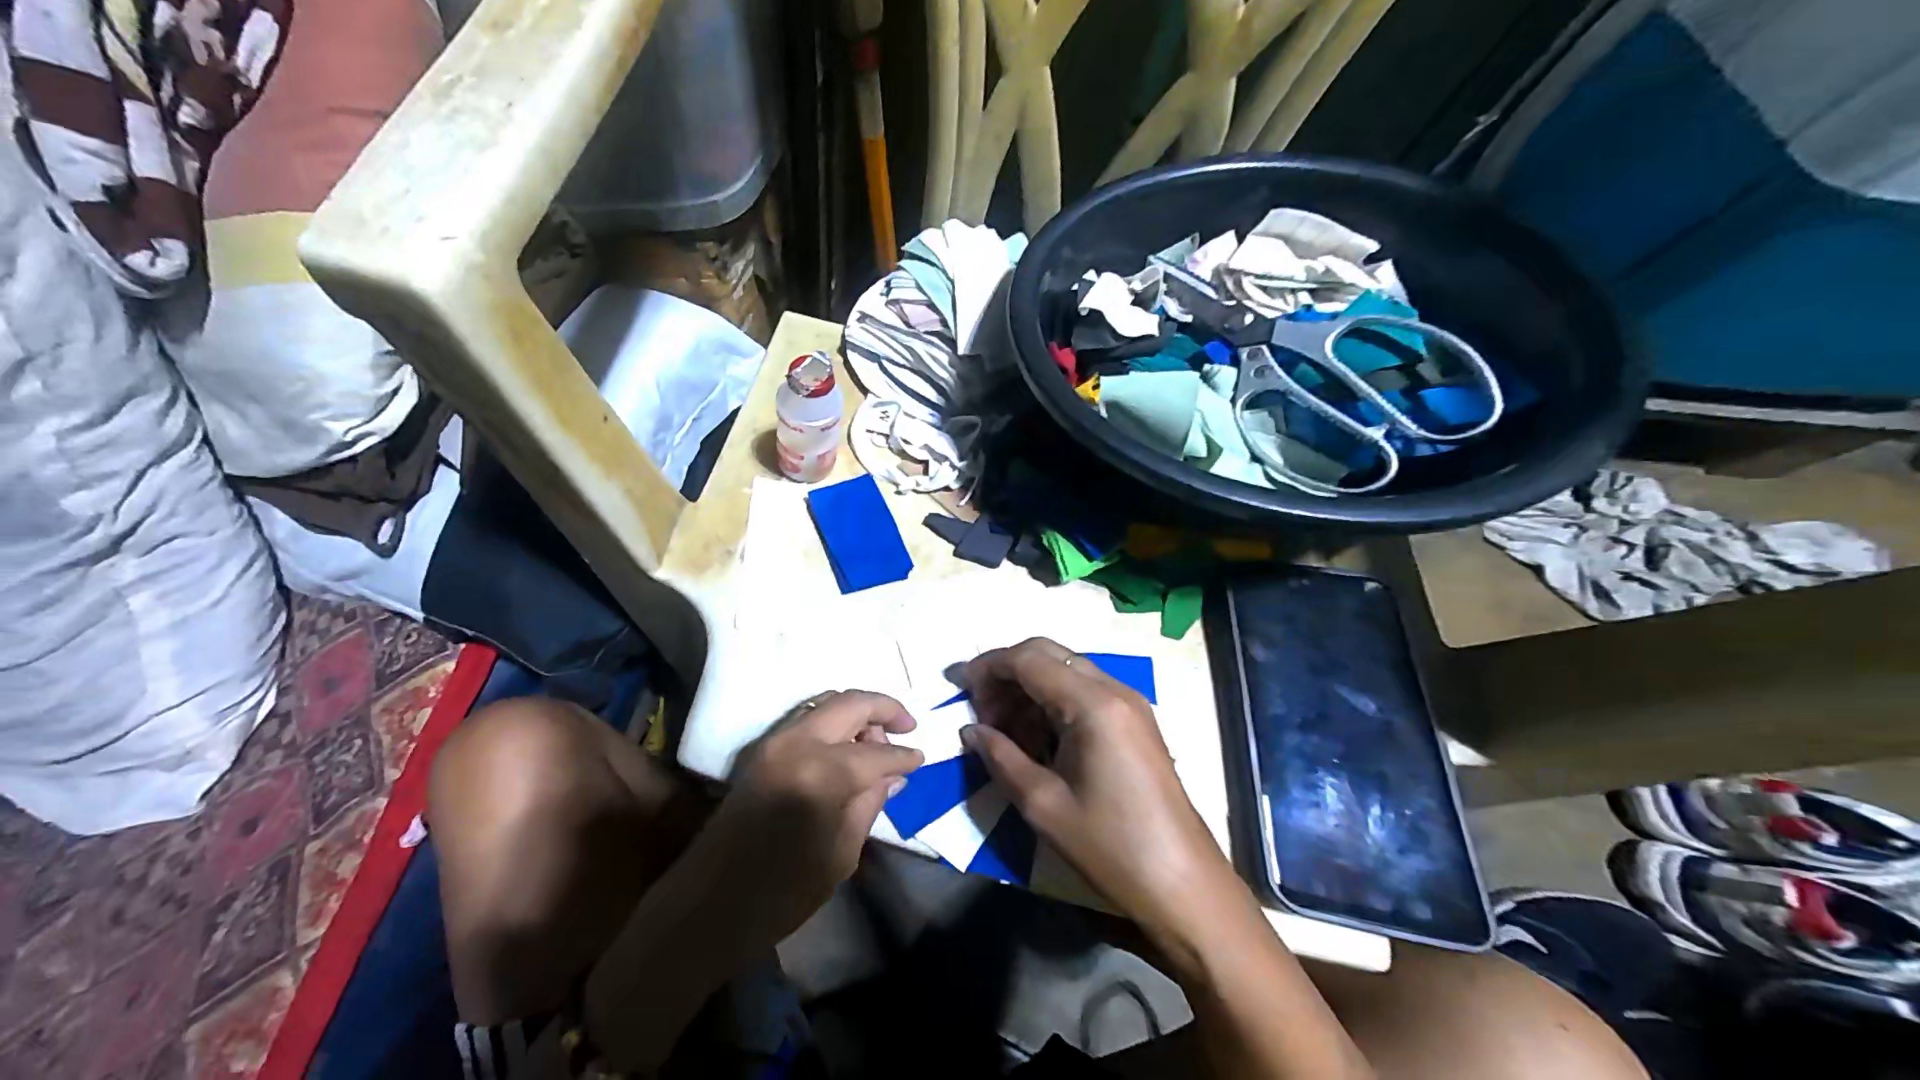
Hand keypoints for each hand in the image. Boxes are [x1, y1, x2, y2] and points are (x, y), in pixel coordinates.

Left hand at [711, 690, 922, 939]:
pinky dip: (832, 721)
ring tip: (877, 740)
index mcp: (820, 774)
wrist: (707, 907)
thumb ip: (869, 803)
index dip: (904, 756)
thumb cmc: (781, 895)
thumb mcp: (840, 855)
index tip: (921, 759)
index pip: (876, 753)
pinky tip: (847, 746)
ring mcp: (773, 743)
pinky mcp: (759, 751)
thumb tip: (893, 775)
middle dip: (884, 709)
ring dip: (856, 712)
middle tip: (907, 728)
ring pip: (826, 703)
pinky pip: (806, 719)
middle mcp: (795, 744)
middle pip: (850, 703)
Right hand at [960, 638, 1234, 931]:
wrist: (1182, 883)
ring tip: (1001, 731)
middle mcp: (1115, 690)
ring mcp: (1130, 704)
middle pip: (1049, 655)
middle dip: (1007, 674)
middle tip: (980, 711)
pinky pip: (1085, 693)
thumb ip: (1000, 757)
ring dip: (1029, 689)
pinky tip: (1035, 739)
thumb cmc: (1110, 846)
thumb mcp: (1043, 804)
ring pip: (1066, 672)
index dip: (988, 666)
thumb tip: (970, 730)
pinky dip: (1053, 703)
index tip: (958, 686)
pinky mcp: (1135, 722)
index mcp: (1093, 704)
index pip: (1029, 659)